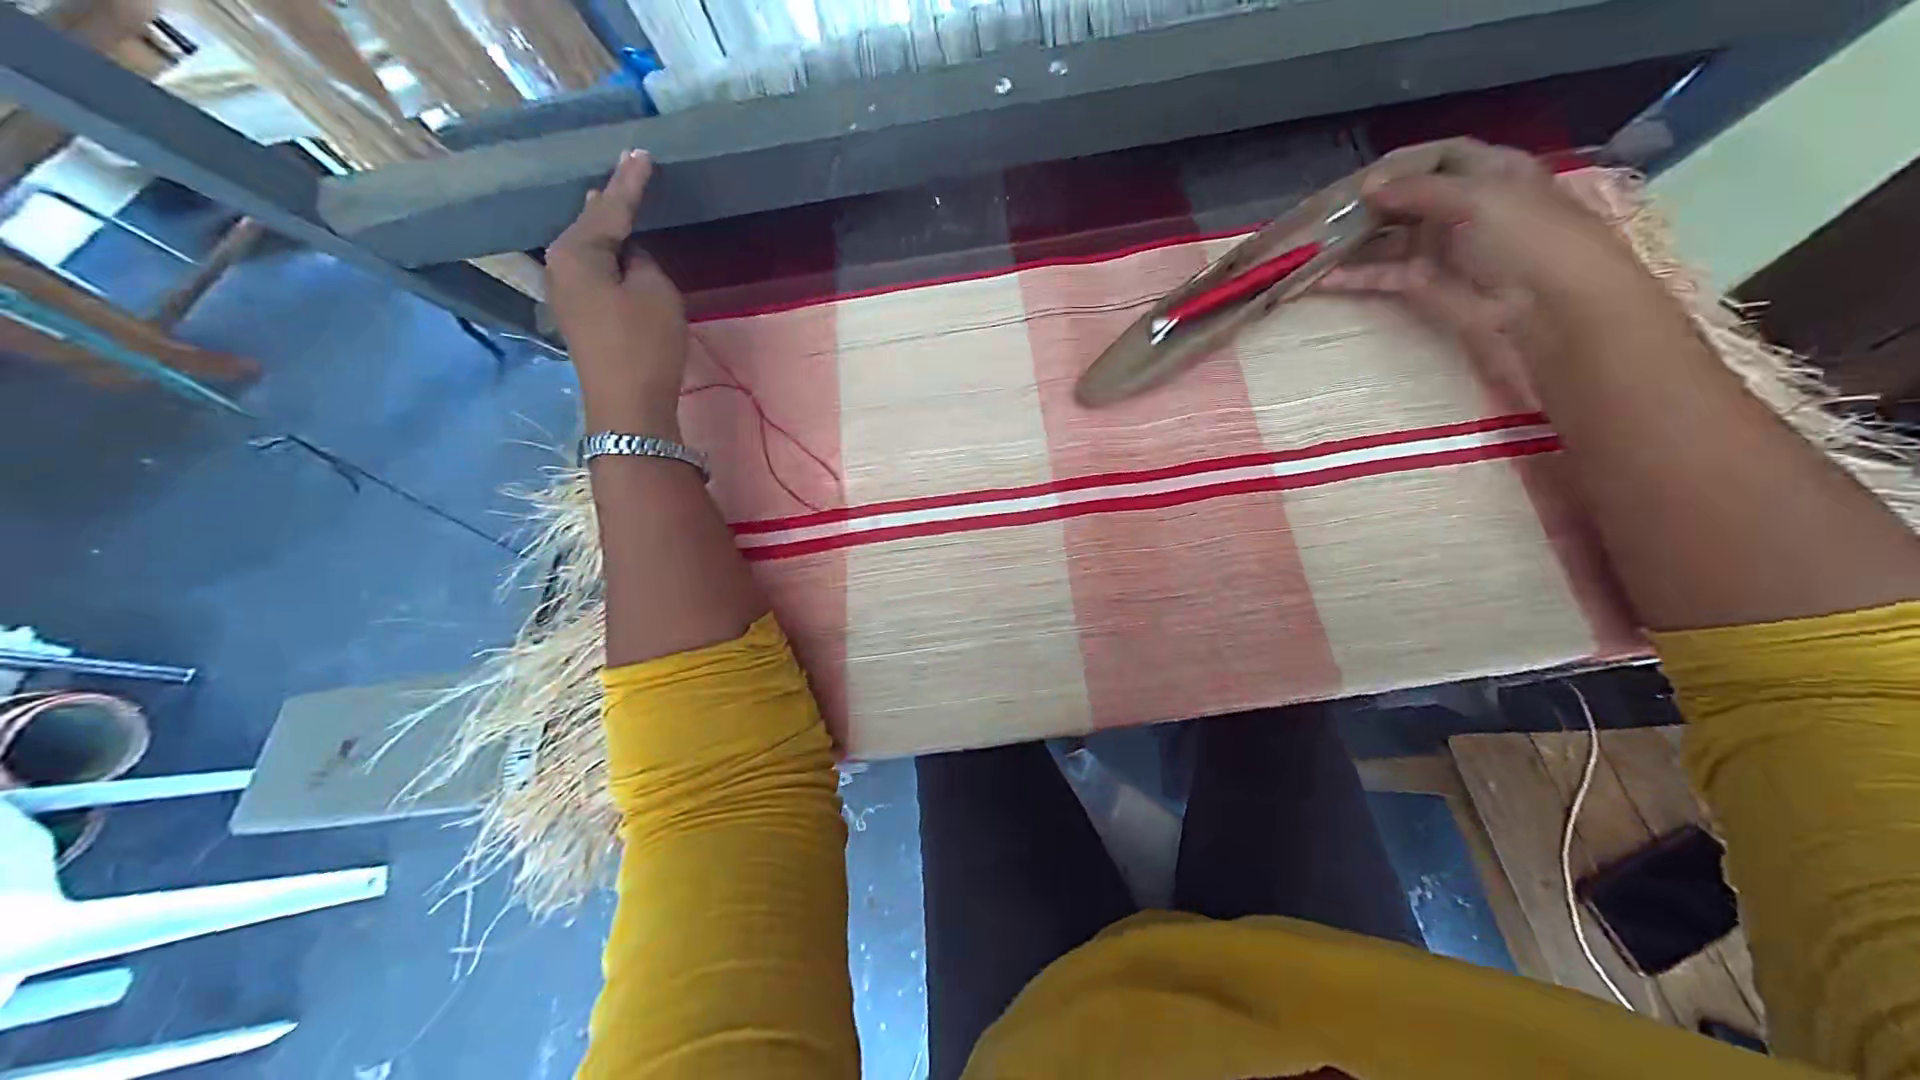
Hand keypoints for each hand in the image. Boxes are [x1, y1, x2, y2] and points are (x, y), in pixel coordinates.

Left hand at [546, 149, 687, 437]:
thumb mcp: (656, 292)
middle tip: (628, 175)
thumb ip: (644, 261)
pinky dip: (608, 259)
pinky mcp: (579, 318)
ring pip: (589, 250)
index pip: (610, 208)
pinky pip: (594, 273)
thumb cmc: (643, 344)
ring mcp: (565, 295)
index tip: (641, 153)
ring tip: (620, 206)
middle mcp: (559, 267)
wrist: (628, 405)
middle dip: (610, 204)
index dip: (630, 182)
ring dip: (607, 232)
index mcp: (576, 252)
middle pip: (589, 226)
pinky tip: (617, 254)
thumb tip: (632, 255)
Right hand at [1321, 139, 1676, 396]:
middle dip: (1368, 205)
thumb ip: (1418, 190)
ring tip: (1314, 248)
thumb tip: (1368, 189)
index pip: (1440, 157)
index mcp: (1491, 173)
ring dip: (1354, 242)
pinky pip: (1384, 276)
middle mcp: (1465, 208)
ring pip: (1389, 239)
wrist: (1548, 310)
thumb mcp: (1478, 198)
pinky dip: (1356, 276)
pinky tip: (1325, 278)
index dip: (1402, 163)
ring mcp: (1443, 250)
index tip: (1360, 181)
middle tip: (1325, 216)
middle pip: (1408, 199)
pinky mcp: (1425, 287)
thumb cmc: (1525, 238)